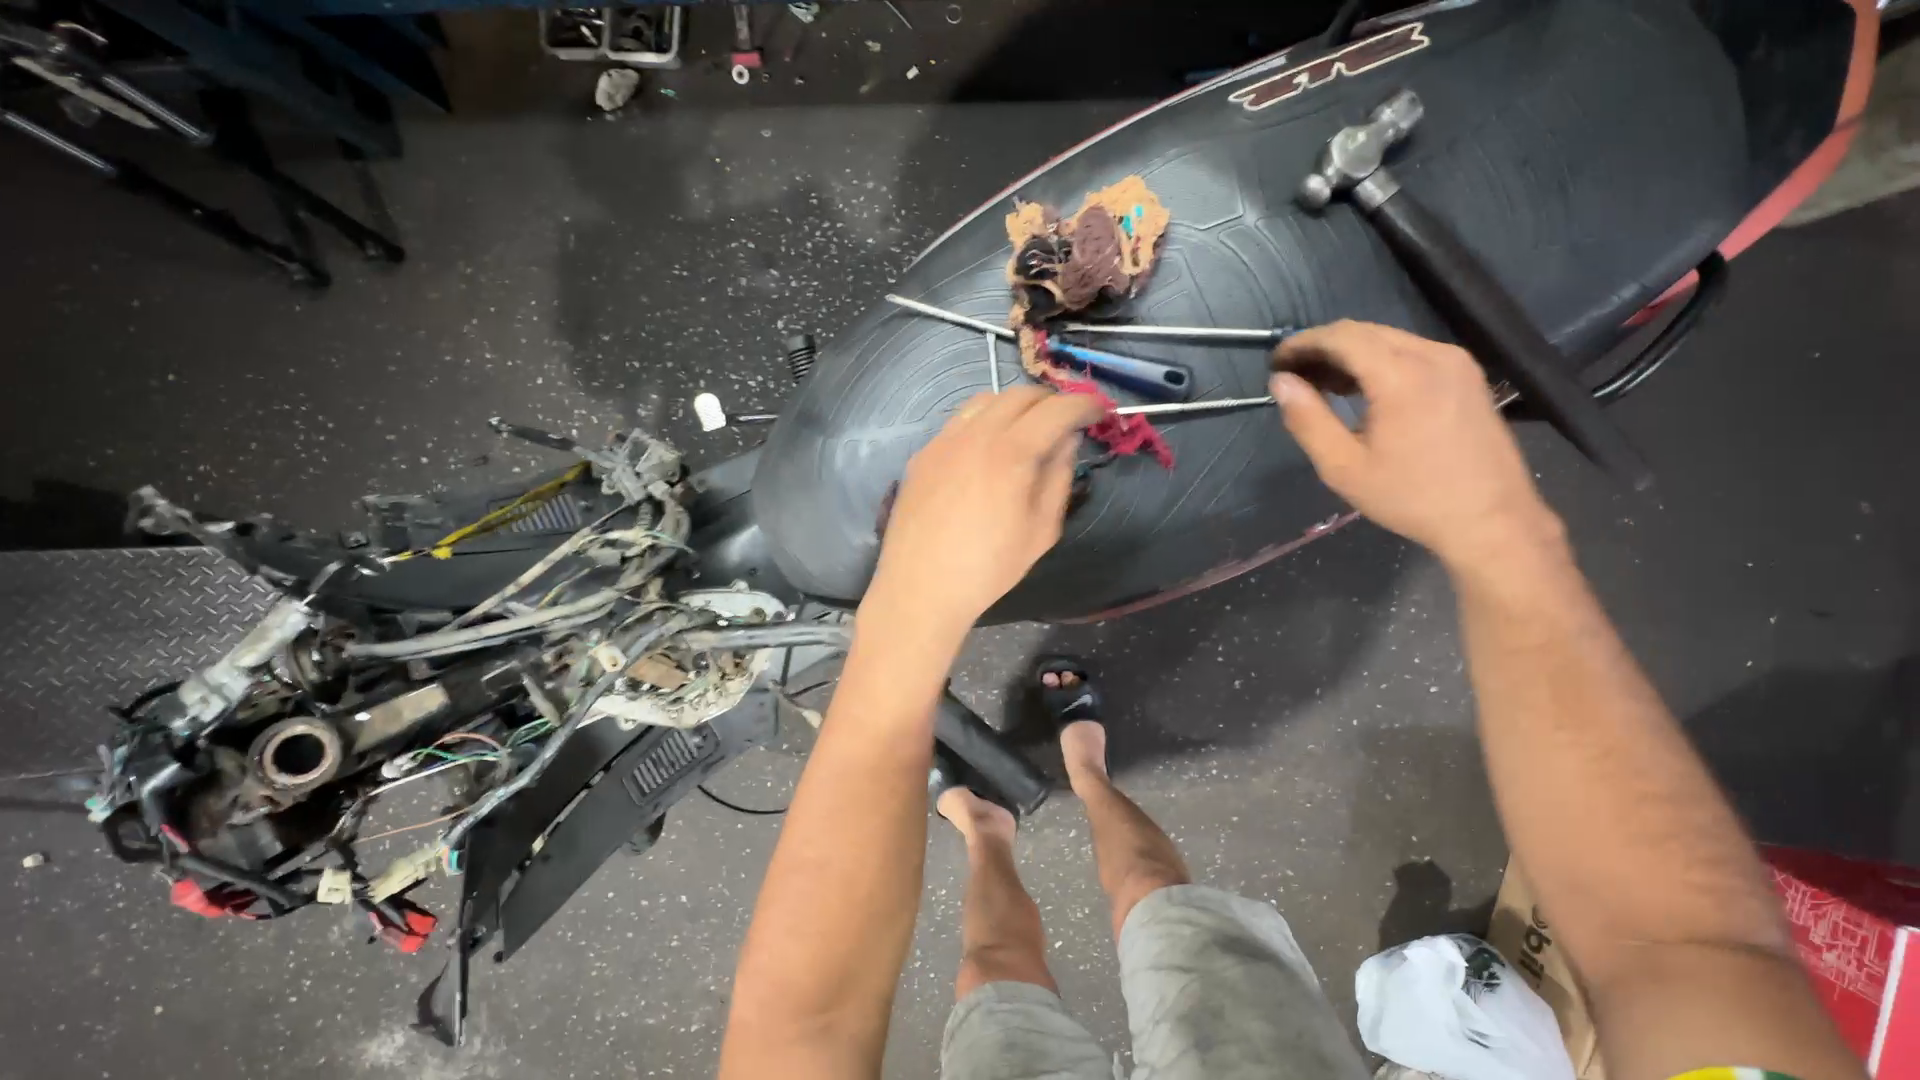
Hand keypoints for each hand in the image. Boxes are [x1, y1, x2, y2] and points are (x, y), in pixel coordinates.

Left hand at [865, 386, 1105, 632]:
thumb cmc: (988, 568)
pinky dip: (984, 421)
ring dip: (1015, 406)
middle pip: (1019, 395)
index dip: (1084, 404)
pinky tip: (989, 449)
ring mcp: (943, 441)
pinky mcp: (923, 454)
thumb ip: (1058, 477)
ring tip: (1029, 429)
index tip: (1099, 411)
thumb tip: (1067, 441)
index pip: (1056, 409)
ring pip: (985, 401)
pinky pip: (959, 422)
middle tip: (1067, 421)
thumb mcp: (1041, 529)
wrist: (920, 588)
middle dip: (1050, 401)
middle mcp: (975, 435)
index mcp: (1010, 453)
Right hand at [1270, 320, 1562, 569]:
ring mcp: (1455, 362)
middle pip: (1365, 332)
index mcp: (1401, 375)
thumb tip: (1281, 382)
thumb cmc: (1411, 497)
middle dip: (1324, 347)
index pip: (1341, 337)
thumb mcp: (1344, 467)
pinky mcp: (1467, 375)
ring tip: (1323, 384)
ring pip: (1389, 339)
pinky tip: (1363, 390)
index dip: (1303, 343)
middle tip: (1294, 375)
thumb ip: (1307, 419)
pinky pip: (1412, 352)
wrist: (1491, 518)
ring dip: (1350, 354)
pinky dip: (1379, 361)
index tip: (1276, 362)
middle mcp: (1432, 355)